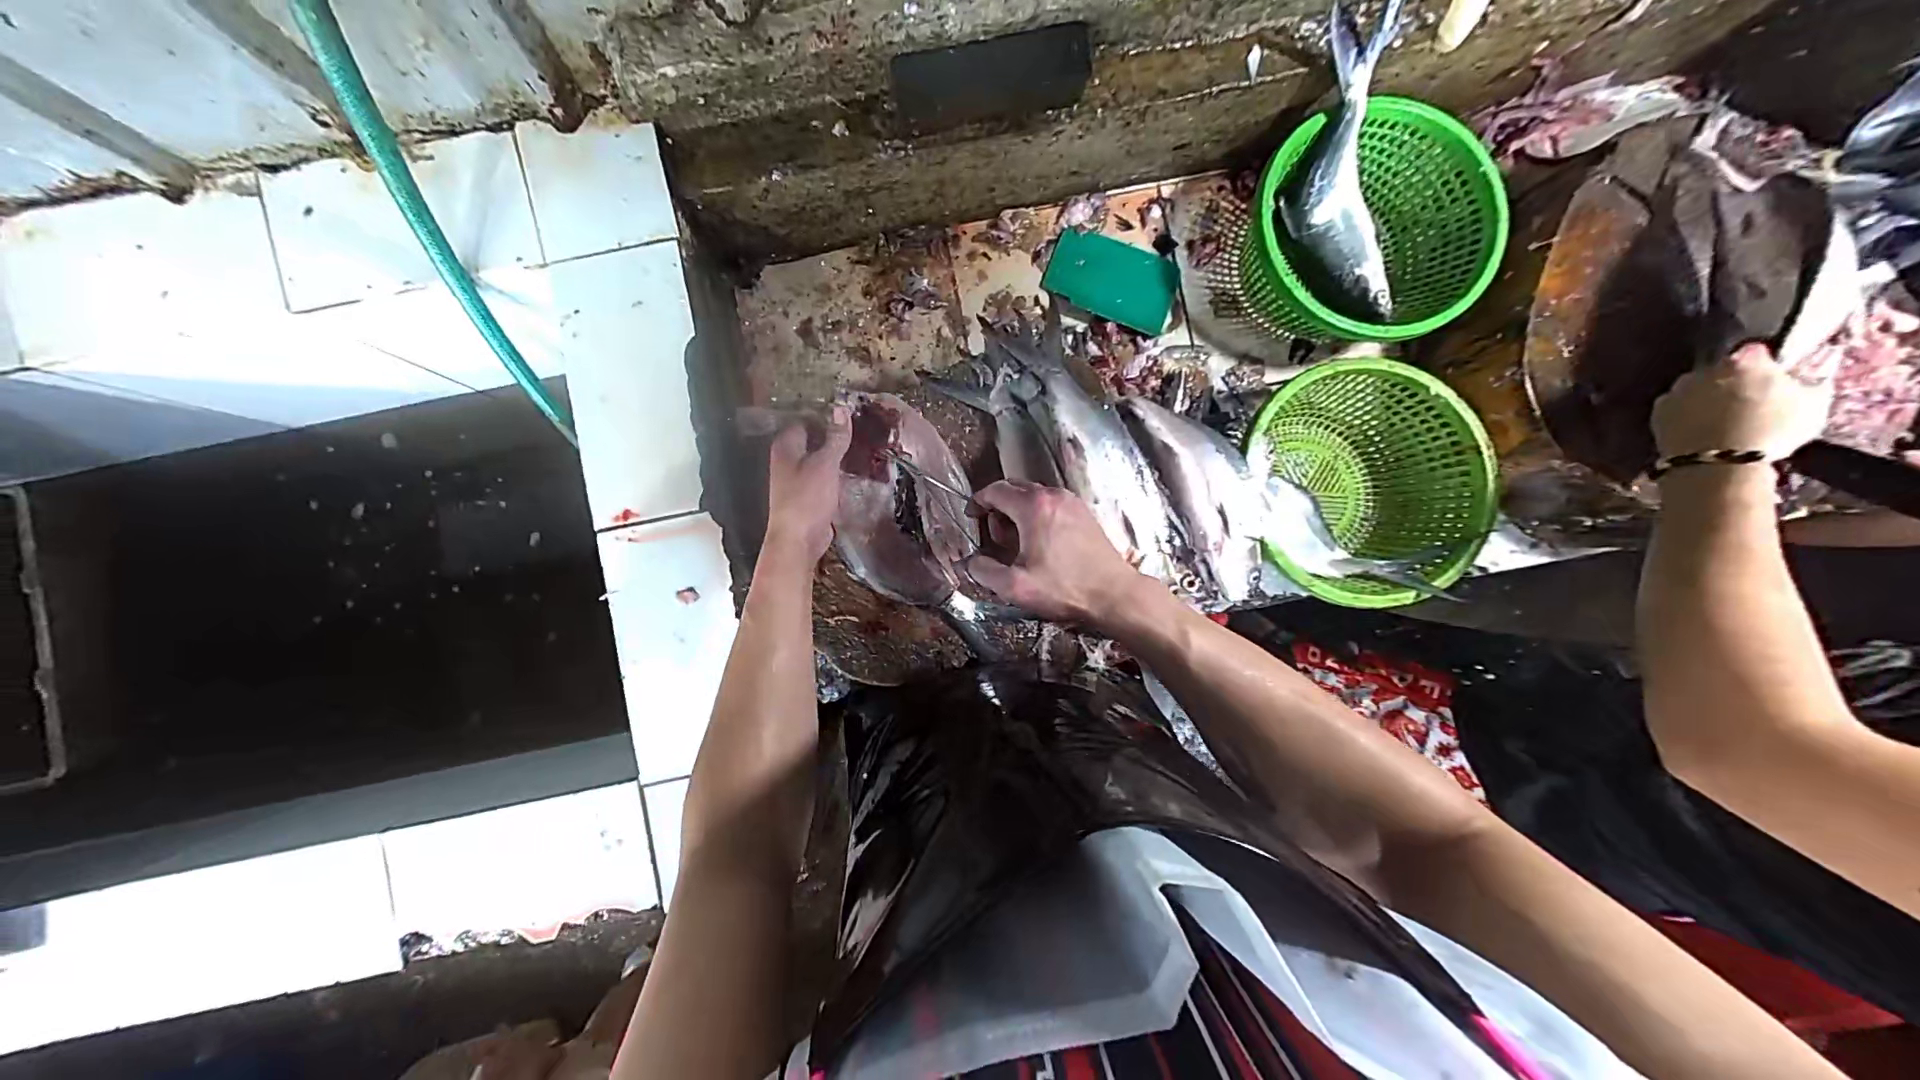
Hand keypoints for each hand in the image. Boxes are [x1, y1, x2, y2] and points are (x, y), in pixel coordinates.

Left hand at [763, 406, 850, 565]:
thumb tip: (841, 408)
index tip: (849, 409)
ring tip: (864, 445)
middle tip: (861, 426)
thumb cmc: (807, 498)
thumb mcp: (825, 464)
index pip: (805, 419)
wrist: (798, 539)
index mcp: (786, 446)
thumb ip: (835, 437)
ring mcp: (798, 478)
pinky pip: (825, 477)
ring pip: (821, 459)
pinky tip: (857, 470)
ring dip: (838, 455)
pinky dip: (838, 473)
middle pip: (813, 439)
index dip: (824, 414)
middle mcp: (788, 459)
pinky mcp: (809, 495)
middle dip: (834, 434)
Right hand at [961, 480, 1145, 624]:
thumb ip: (984, 571)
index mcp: (1034, 507)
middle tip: (994, 536)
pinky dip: (1037, 514)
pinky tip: (1038, 542)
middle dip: (997, 507)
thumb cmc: (1065, 589)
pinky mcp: (1083, 513)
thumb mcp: (1015, 586)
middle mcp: (1053, 496)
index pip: (995, 490)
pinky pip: (1050, 503)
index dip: (978, 502)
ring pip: (1033, 495)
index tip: (971, 517)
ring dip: (1017, 511)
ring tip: (1015, 543)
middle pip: (1014, 488)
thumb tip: (971, 562)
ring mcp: (1071, 502)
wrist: (1113, 594)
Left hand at [1651, 343, 1831, 463]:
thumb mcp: (1813, 404)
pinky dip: (1684, 412)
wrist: (1716, 464)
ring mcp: (1676, 391)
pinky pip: (1674, 406)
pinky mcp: (1657, 412)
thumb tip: (1813, 368)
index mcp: (1745, 361)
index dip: (1764, 363)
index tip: (1770, 377)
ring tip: (1719, 417)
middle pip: (1721, 369)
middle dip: (1732, 380)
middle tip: (1745, 400)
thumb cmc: (1772, 431)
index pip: (1756, 351)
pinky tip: (1696, 426)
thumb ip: (1812, 380)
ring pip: (1695, 387)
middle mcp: (1705, 370)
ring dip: (1705, 396)